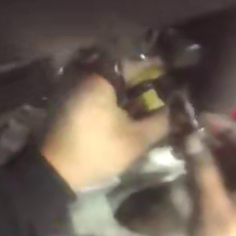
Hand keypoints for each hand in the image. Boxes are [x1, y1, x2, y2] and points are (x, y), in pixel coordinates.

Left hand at [40, 73, 170, 191]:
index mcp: (100, 79)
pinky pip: (99, 94)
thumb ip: (161, 121)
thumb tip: (179, 109)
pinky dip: (115, 100)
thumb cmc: (97, 151)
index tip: (175, 76)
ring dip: (130, 92)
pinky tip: (130, 113)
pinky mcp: (71, 104)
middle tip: (166, 91)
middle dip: (145, 81)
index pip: (135, 64)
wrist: (55, 172)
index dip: (157, 69)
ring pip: (111, 85)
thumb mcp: (136, 140)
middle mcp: (86, 78)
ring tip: (152, 103)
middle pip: (122, 73)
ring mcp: (76, 90)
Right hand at [184, 116, 235, 235]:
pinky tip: (195, 163)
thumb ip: (201, 167)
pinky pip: (231, 180)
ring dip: (215, 153)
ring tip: (190, 143)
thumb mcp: (210, 203)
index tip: (203, 118)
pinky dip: (215, 169)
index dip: (228, 128)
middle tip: (193, 129)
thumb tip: (190, 135)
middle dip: (219, 139)